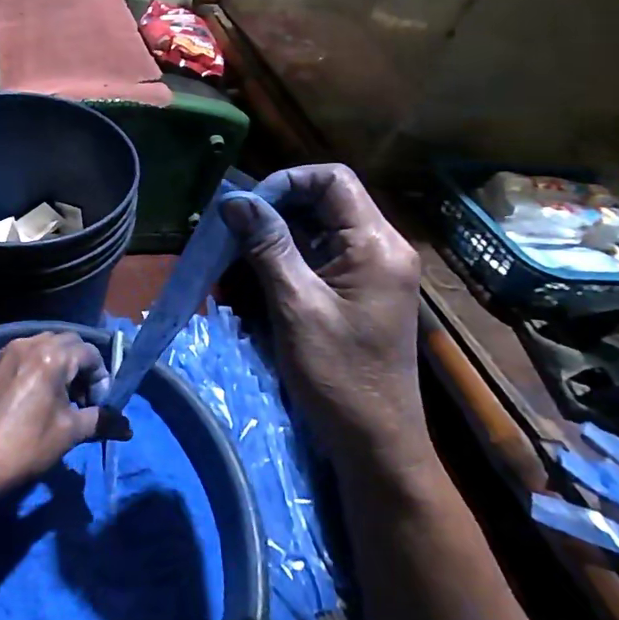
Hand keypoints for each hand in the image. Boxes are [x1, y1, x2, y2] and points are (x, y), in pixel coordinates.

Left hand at [0, 332, 129, 506]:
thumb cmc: (23, 446)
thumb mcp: (68, 434)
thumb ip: (100, 421)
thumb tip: (126, 426)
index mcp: (51, 355)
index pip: (90, 353)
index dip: (101, 379)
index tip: (98, 407)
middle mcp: (28, 343)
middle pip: (67, 343)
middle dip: (81, 368)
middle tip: (82, 402)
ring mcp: (5, 352)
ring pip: (43, 347)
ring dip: (59, 367)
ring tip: (59, 403)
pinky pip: (23, 356)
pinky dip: (37, 369)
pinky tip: (33, 401)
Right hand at [221, 164, 428, 479]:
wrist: (375, 440)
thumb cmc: (337, 375)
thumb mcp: (295, 305)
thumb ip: (267, 246)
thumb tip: (235, 200)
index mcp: (376, 244)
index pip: (332, 179)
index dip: (285, 182)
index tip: (246, 209)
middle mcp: (383, 247)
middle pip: (327, 200)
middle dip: (276, 209)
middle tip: (235, 233)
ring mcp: (376, 269)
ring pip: (321, 227)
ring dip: (279, 235)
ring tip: (240, 256)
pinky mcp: (363, 290)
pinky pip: (324, 255)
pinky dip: (290, 257)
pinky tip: (261, 276)